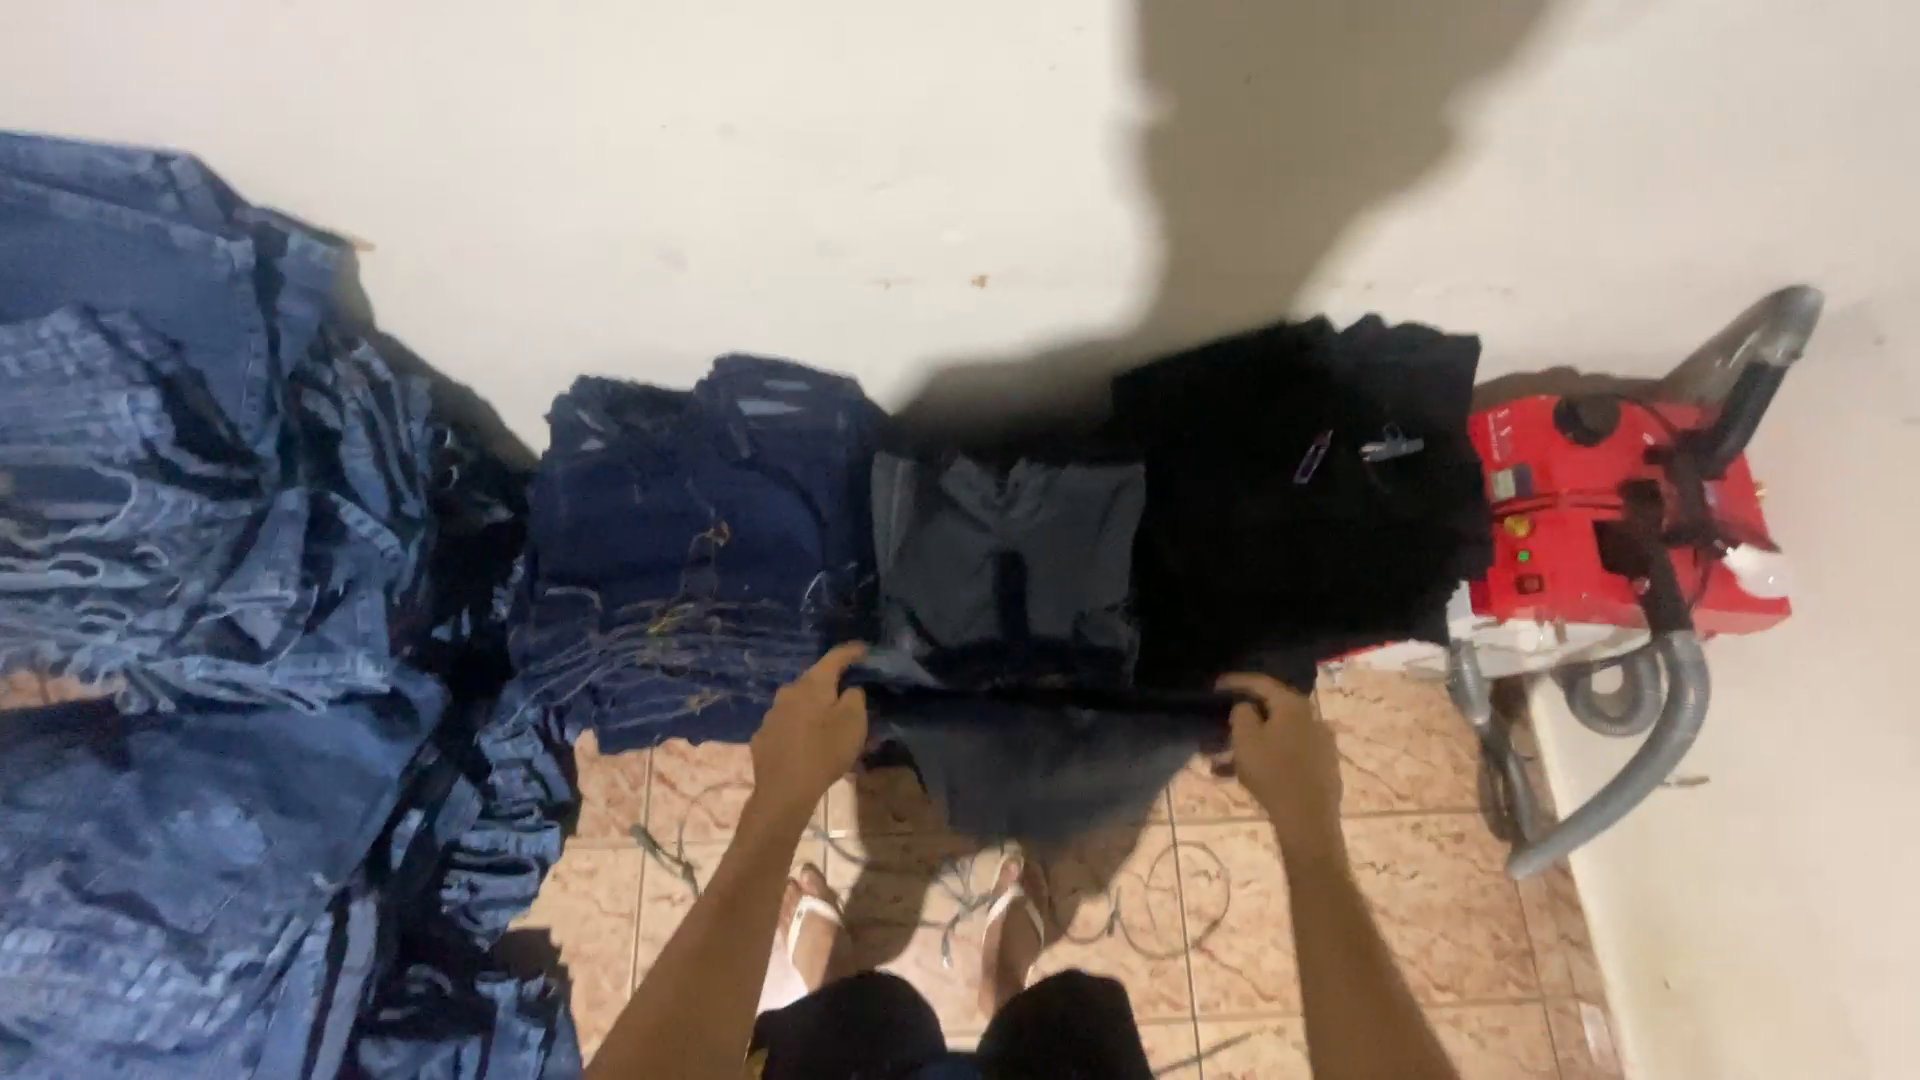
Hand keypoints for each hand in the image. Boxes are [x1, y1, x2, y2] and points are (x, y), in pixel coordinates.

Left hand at [748, 643, 869, 822]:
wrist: (784, 791)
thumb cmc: (825, 751)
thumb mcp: (854, 721)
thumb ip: (855, 697)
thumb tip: (848, 690)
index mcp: (812, 684)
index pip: (835, 657)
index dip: (852, 651)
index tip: (864, 649)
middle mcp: (788, 692)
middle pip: (815, 682)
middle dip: (833, 688)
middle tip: (849, 700)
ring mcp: (772, 714)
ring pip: (800, 704)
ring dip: (815, 710)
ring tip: (829, 728)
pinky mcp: (763, 736)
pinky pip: (787, 725)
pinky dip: (800, 729)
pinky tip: (807, 745)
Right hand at [1217, 673, 1344, 857]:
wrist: (1308, 820)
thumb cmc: (1271, 772)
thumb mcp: (1244, 737)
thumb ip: (1242, 712)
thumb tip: (1247, 707)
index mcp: (1293, 706)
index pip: (1261, 683)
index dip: (1235, 682)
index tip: (1216, 686)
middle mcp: (1312, 719)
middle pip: (1269, 713)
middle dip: (1239, 722)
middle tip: (1216, 730)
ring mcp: (1320, 745)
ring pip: (1274, 737)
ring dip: (1246, 746)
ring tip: (1218, 763)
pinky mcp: (1322, 769)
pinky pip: (1285, 755)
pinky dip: (1264, 760)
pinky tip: (1241, 777)